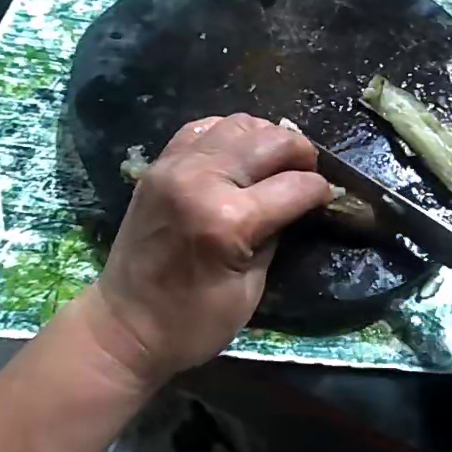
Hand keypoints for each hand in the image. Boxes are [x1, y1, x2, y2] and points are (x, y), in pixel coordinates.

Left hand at [78, 115, 329, 388]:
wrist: (121, 327)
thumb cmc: (194, 321)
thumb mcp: (252, 286)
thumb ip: (278, 233)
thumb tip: (303, 202)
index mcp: (228, 220)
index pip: (297, 185)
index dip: (321, 190)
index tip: (330, 198)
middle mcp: (201, 180)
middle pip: (272, 140)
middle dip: (302, 154)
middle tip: (309, 174)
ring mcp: (175, 167)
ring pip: (240, 124)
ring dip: (268, 139)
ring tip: (276, 163)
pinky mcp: (160, 165)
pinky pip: (206, 129)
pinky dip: (232, 136)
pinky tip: (241, 157)